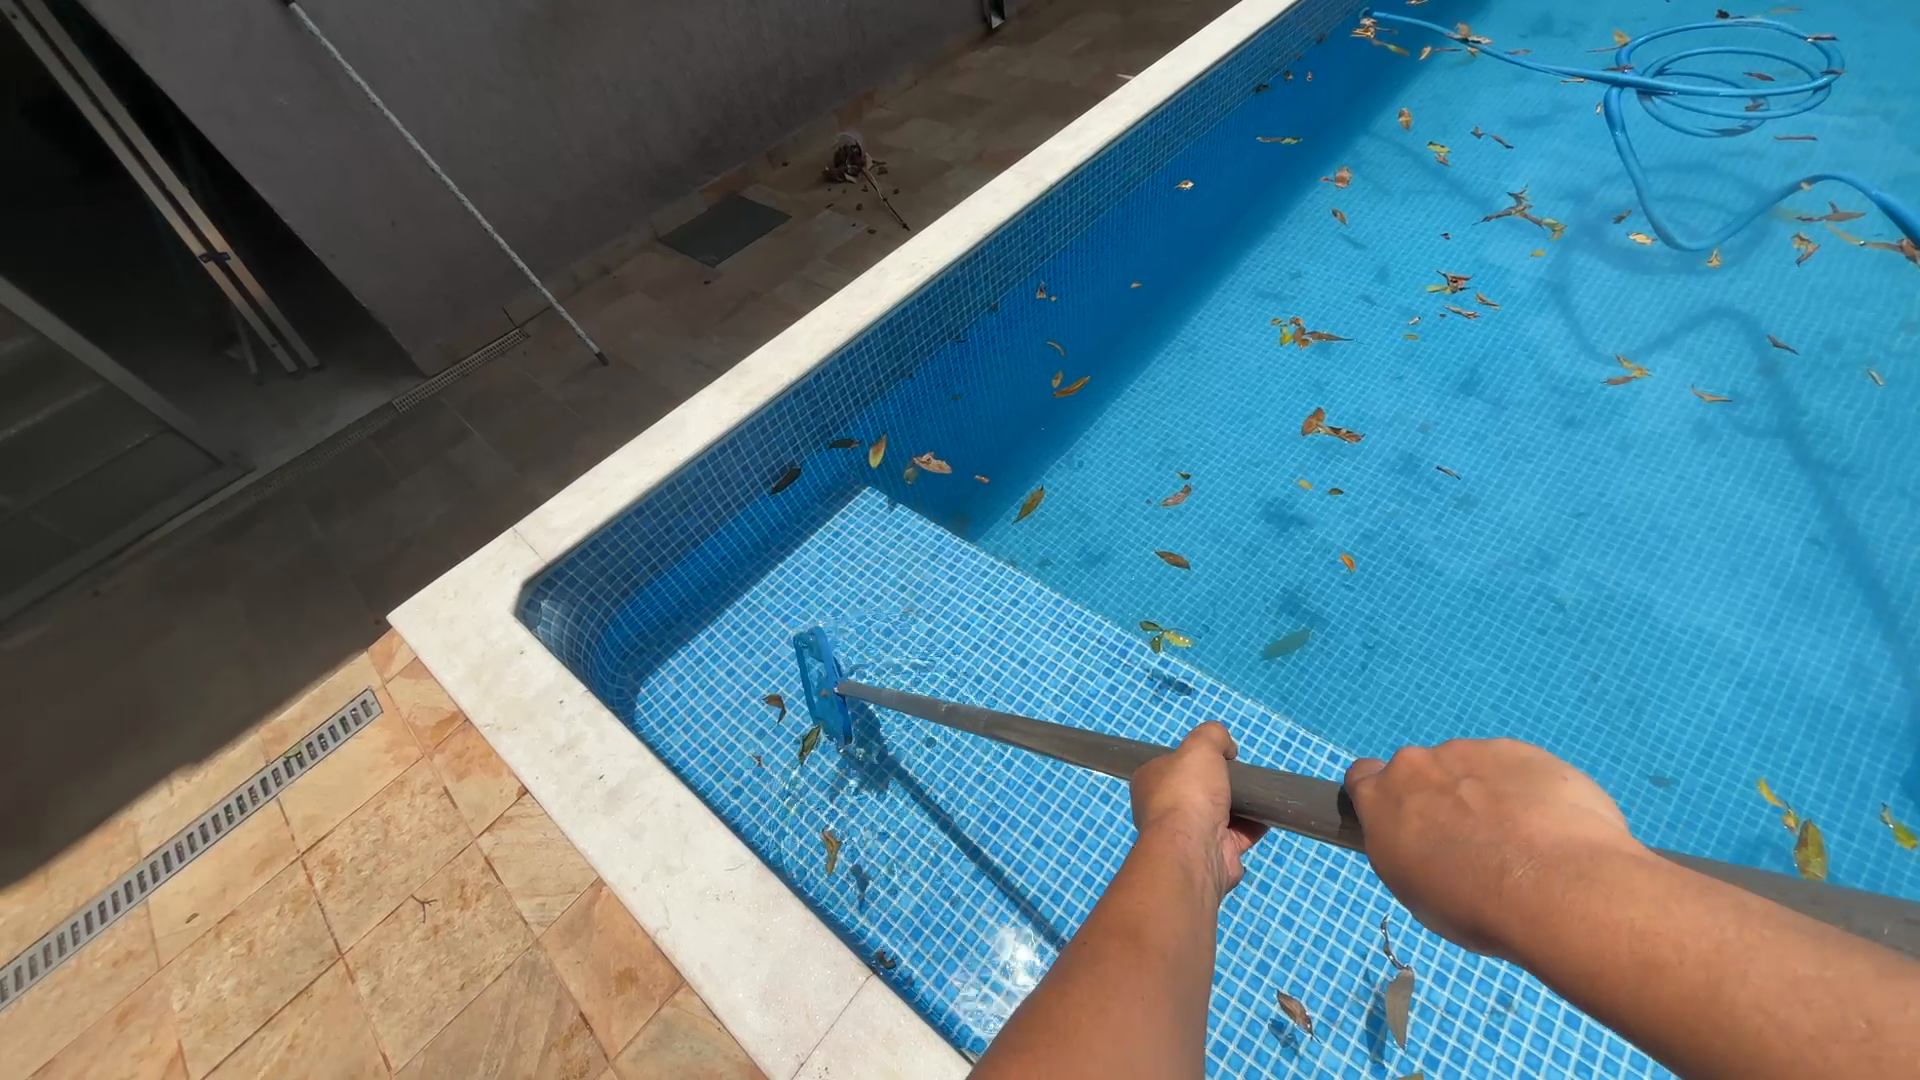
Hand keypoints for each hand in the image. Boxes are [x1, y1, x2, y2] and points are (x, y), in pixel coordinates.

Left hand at [1131, 722, 1267, 899]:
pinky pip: (1236, 836)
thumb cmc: (1189, 790)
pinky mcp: (1212, 855)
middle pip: (1196, 790)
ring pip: (1217, 814)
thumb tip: (1227, 748)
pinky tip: (1265, 816)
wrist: (1196, 847)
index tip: (1215, 756)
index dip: (1192, 759)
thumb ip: (1212, 734)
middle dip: (1218, 785)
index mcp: (1149, 782)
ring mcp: (1187, 835)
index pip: (1170, 765)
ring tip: (1255, 794)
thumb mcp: (1200, 745)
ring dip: (1238, 806)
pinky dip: (1252, 827)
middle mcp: (1162, 809)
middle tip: (1238, 777)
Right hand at [1345, 738, 1650, 957]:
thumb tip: (1426, 844)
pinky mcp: (1519, 751)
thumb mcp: (1416, 892)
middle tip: (1476, 842)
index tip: (1410, 823)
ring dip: (1486, 794)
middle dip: (1442, 798)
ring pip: (1470, 769)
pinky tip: (1553, 828)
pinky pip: (1516, 768)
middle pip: (1420, 772)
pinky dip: (1529, 791)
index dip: (1386, 798)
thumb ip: (1408, 850)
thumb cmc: (1473, 907)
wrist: (1558, 891)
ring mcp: (1466, 751)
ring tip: (1525, 841)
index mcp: (1379, 797)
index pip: (1362, 776)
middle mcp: (1414, 764)